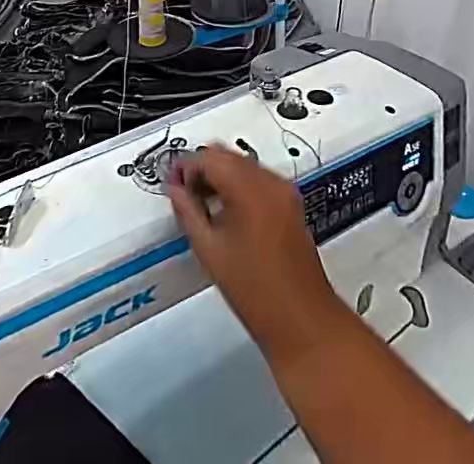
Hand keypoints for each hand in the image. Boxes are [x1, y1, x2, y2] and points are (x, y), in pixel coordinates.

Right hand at [168, 144, 344, 356]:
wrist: (300, 318)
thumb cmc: (256, 291)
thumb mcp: (210, 250)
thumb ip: (188, 212)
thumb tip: (175, 191)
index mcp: (251, 189)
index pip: (210, 158)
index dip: (186, 166)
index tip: (172, 181)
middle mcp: (272, 182)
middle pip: (228, 155)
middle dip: (202, 168)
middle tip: (182, 191)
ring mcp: (285, 191)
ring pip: (244, 164)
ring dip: (220, 175)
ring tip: (200, 204)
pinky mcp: (291, 202)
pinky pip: (259, 179)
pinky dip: (239, 185)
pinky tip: (224, 210)